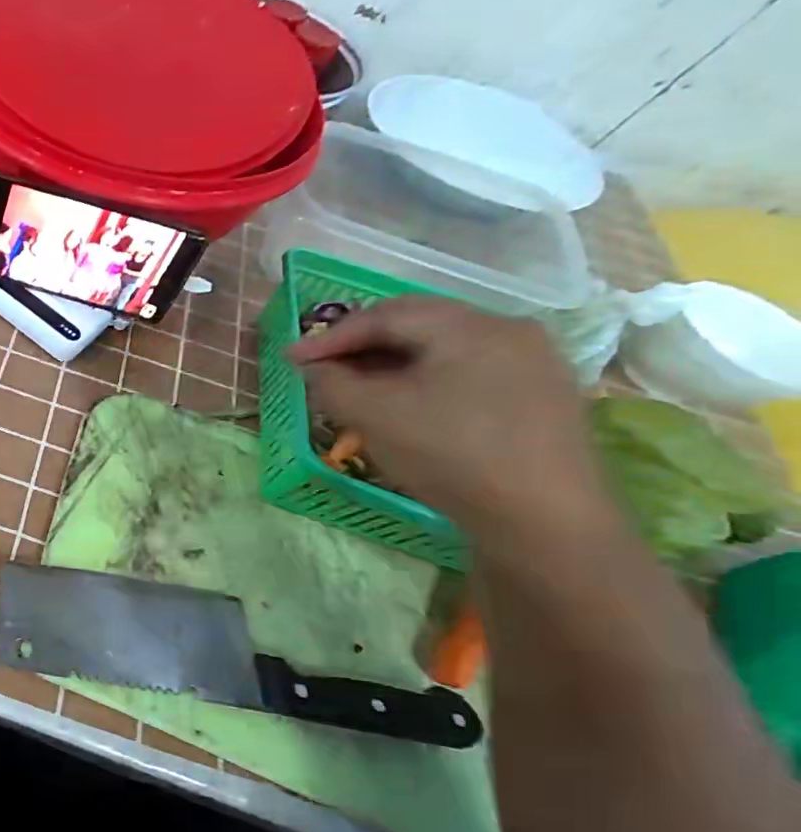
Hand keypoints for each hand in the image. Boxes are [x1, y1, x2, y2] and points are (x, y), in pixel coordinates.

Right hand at [287, 298, 613, 539]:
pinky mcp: (540, 392)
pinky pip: (467, 368)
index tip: (291, 358)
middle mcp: (507, 329)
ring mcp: (532, 360)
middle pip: (418, 323)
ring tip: (357, 386)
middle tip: (323, 365)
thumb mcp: (371, 415)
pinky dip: (424, 377)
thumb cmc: (448, 453)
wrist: (541, 515)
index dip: (330, 336)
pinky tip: (406, 403)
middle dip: (362, 342)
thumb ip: (331, 382)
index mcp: (468, 326)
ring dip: (391, 361)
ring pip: (443, 346)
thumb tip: (314, 367)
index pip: (384, 316)